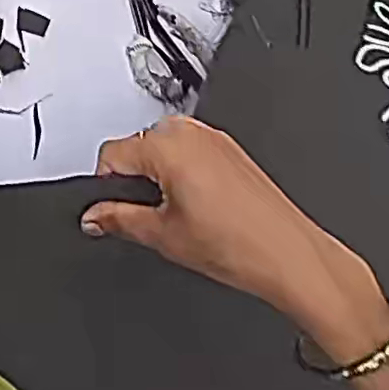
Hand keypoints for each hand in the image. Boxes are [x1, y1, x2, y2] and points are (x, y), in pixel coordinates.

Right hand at [81, 117, 388, 365]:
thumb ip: (117, 219)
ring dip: (161, 174)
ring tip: (185, 213)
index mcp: (166, 145)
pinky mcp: (226, 145)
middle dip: (136, 179)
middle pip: (135, 147)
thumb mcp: (164, 236)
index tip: (113, 208)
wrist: (295, 258)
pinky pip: (187, 148)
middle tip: (155, 215)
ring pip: (161, 147)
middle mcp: (186, 131)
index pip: (110, 154)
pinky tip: (203, 204)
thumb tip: (93, 215)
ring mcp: (210, 135)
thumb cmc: (243, 246)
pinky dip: (185, 170)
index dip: (107, 186)